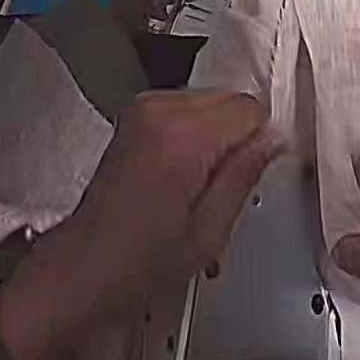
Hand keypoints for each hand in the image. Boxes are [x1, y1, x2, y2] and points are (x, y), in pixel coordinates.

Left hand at [0, 89, 275, 359]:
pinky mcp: (138, 107)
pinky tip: (184, 163)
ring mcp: (146, 105)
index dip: (260, 138)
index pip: (250, 108)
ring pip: (213, 98)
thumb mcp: (210, 231)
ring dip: (218, 129)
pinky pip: (190, 102)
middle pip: (232, 98)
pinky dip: (197, 126)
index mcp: (183, 139)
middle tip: (224, 179)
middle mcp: (162, 110)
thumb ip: (246, 173)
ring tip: (199, 174)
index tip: (255, 166)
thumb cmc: (140, 258)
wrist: (86, 262)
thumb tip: (273, 138)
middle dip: (239, 133)